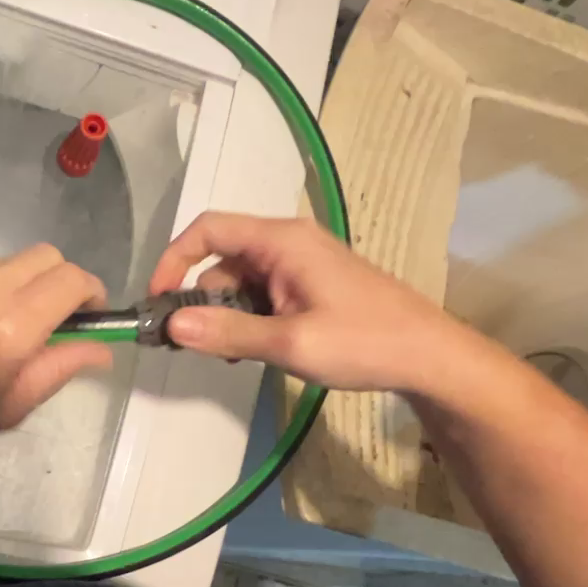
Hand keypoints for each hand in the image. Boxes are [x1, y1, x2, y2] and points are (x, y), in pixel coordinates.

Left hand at [0, 244, 113, 460]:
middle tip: (60, 320)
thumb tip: (101, 349)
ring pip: (16, 259)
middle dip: (66, 281)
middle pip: (49, 256)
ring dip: (32, 281)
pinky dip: (1, 284)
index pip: (74, 280)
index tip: (92, 318)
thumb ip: (62, 367)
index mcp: (15, 323)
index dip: (93, 294)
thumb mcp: (14, 403)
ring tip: (18, 322)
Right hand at [147, 212, 493, 395]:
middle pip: (220, 260)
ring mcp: (299, 264)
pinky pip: (260, 294)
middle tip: (199, 345)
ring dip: (226, 316)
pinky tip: (257, 349)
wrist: (430, 357)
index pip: (208, 229)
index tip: (157, 301)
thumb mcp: (290, 343)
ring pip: (238, 282)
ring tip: (237, 355)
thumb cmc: (364, 342)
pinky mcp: (307, 284)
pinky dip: (247, 319)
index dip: (173, 259)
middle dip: (201, 301)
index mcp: (282, 241)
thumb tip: (171, 327)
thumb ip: (228, 333)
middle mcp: (287, 243)